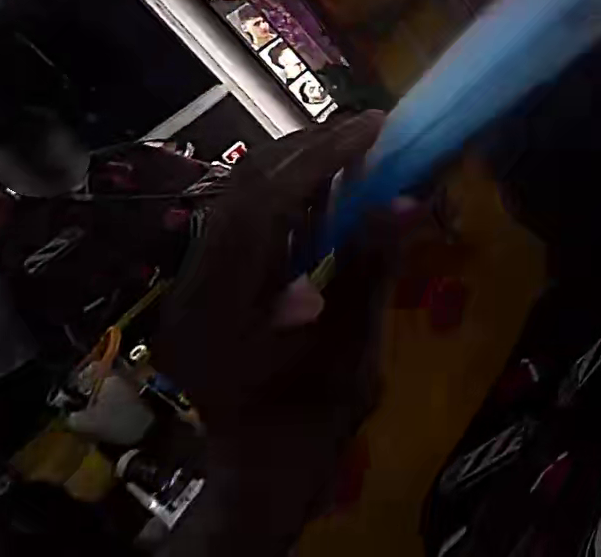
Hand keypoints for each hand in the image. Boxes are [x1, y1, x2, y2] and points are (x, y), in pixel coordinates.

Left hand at [156, 112, 395, 552]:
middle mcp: (196, 282)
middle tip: (369, 129)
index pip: (264, 206)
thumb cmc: (306, 424)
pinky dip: (295, 189)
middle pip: (247, 186)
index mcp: (220, 309)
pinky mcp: (215, 274)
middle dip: (312, 148)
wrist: (259, 472)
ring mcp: (199, 276)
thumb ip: (369, 271)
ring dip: (302, 162)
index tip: (372, 129)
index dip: (320, 158)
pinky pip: (252, 212)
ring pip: (245, 192)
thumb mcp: (349, 353)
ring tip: (355, 148)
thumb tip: (404, 199)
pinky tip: (331, 186)